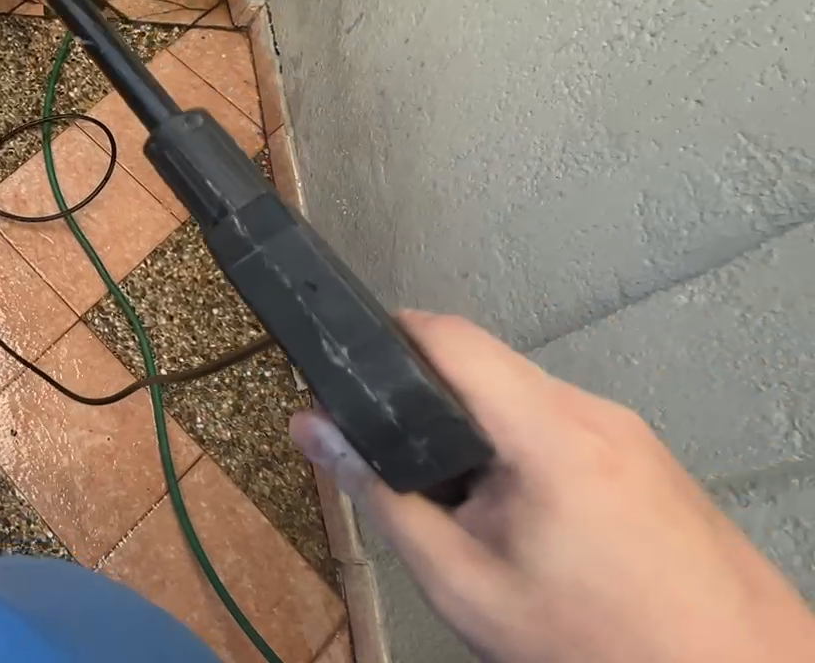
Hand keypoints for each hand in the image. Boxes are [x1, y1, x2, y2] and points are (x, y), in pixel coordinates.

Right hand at [292, 312, 814, 662]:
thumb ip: (378, 494)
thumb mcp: (461, 580)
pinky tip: (508, 504)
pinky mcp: (653, 461)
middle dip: (419, 390)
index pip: (450, 335)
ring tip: (445, 486)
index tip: (342, 358)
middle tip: (383, 442)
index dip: (385, 330)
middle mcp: (596, 415)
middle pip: (480, 362)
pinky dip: (512, 440)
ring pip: (517, 392)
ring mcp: (634, 436)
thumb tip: (307, 426)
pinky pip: (558, 420)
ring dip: (466, 418)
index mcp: (549, 433)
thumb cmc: (595, 645)